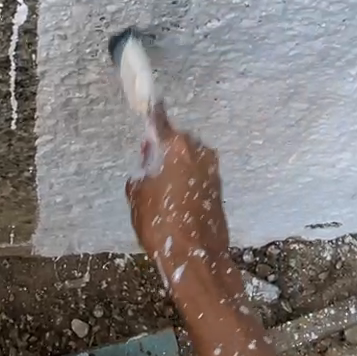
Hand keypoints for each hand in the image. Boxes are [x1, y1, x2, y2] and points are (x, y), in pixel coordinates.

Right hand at [125, 107, 233, 292]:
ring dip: (176, 165)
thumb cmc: (160, 224)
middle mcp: (199, 151)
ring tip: (161, 189)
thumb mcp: (137, 195)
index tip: (145, 95)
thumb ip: (141, 169)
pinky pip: (198, 173)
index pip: (159, 118)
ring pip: (188, 157)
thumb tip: (148, 157)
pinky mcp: (219, 187)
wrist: (196, 260)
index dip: (150, 108)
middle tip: (148, 165)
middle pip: (176, 139)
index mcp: (176, 146)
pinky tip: (175, 198)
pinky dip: (187, 178)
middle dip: (163, 147)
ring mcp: (213, 169)